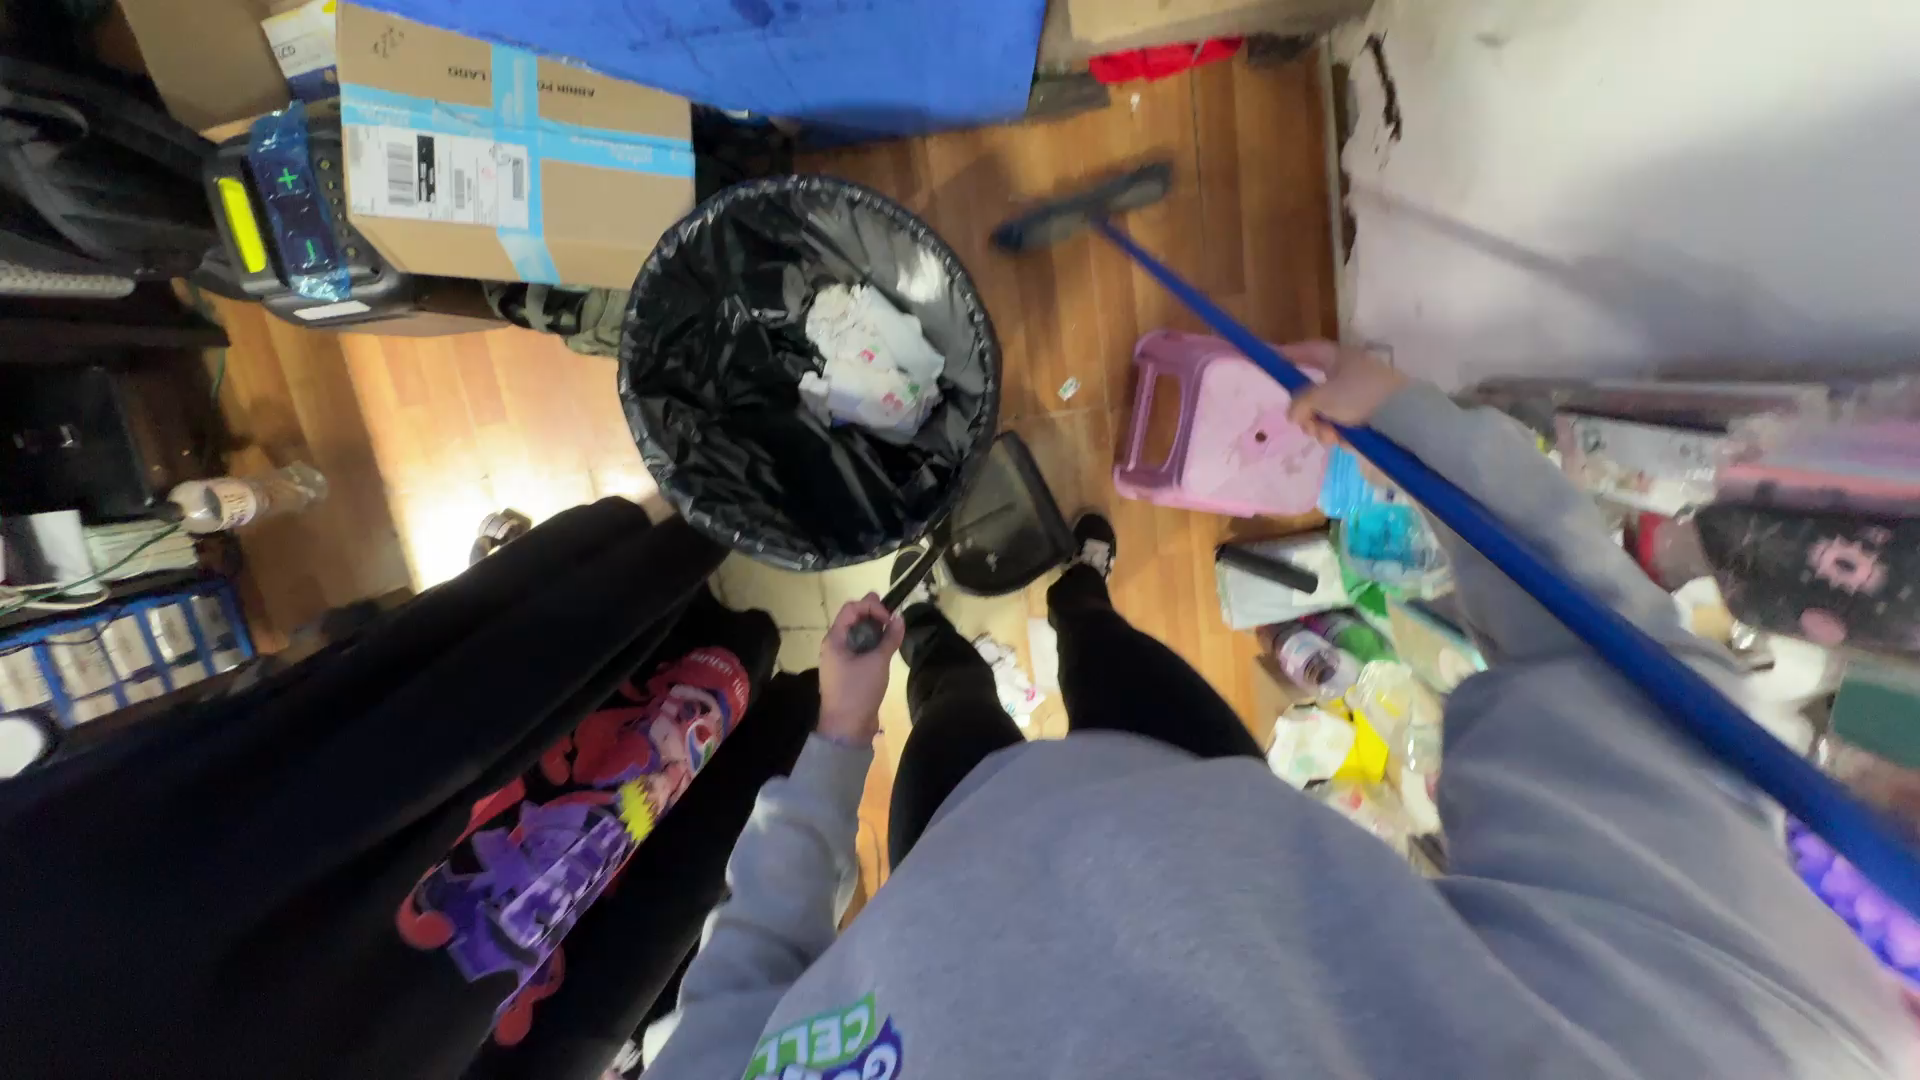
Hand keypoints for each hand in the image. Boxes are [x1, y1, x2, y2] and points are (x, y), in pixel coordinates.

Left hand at [817, 594, 901, 743]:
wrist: (846, 728)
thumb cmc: (858, 691)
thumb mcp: (877, 662)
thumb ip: (889, 638)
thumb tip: (900, 618)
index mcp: (834, 639)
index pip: (851, 608)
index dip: (872, 607)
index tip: (889, 619)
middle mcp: (834, 645)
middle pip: (853, 619)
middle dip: (874, 615)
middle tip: (894, 620)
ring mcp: (840, 659)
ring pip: (858, 634)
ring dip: (875, 630)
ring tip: (893, 634)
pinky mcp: (848, 671)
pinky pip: (860, 649)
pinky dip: (873, 644)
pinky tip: (887, 649)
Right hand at [1285, 341, 1409, 446]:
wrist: (1403, 417)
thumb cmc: (1359, 396)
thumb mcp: (1320, 398)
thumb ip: (1299, 403)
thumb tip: (1293, 415)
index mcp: (1337, 358)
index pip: (1305, 351)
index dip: (1285, 354)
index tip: (1267, 358)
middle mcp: (1346, 373)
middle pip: (1311, 391)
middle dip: (1306, 412)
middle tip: (1305, 424)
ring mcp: (1356, 394)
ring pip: (1323, 412)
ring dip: (1320, 427)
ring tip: (1329, 436)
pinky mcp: (1365, 414)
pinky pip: (1338, 423)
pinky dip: (1336, 432)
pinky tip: (1341, 440)